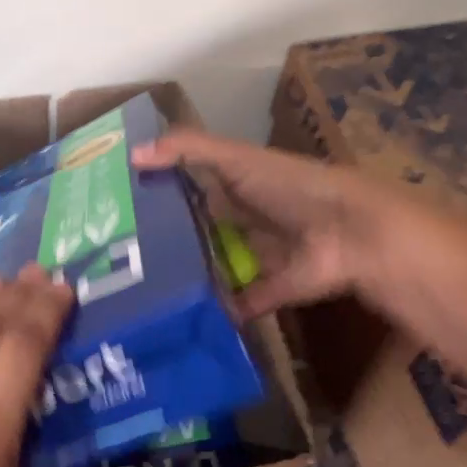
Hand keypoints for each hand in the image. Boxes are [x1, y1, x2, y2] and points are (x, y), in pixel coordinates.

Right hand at [132, 131, 425, 317]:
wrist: (348, 233)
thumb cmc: (288, 186)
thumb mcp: (233, 158)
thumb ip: (185, 149)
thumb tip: (131, 153)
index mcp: (238, 178)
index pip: (191, 179)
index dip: (159, 186)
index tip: (118, 201)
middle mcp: (247, 214)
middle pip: (202, 224)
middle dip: (170, 234)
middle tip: (120, 251)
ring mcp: (262, 252)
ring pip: (219, 262)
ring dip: (192, 272)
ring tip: (144, 288)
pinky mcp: (275, 287)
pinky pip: (243, 300)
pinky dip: (223, 309)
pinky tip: (185, 317)